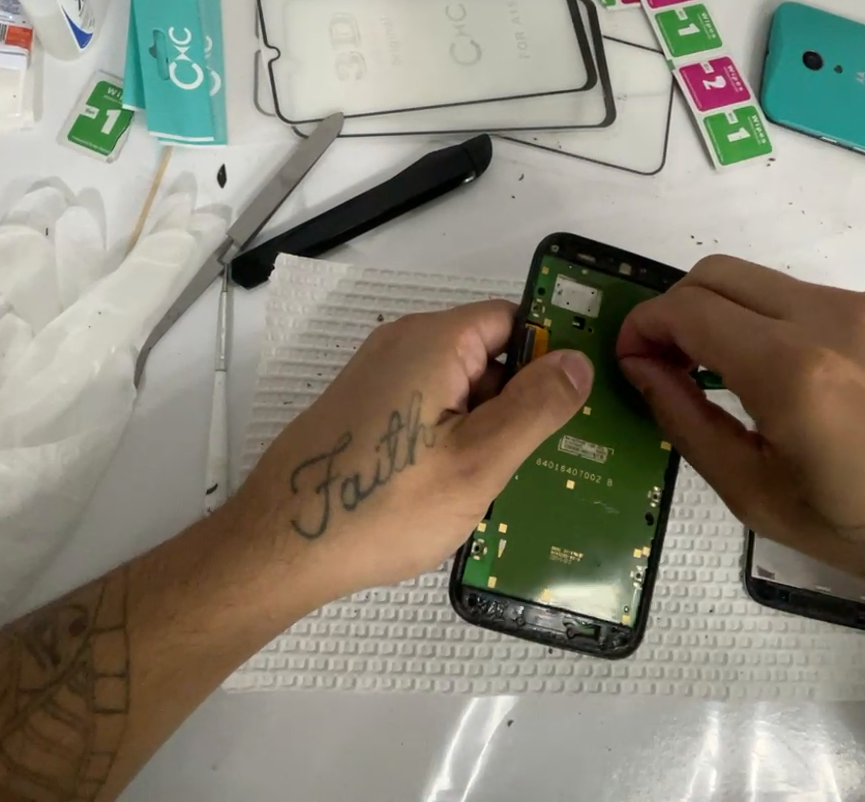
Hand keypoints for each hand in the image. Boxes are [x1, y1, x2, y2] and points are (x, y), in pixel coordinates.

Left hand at [226, 300, 593, 603]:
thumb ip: (535, 407)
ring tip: (521, 477)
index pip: (512, 319)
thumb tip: (579, 360)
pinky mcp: (366, 409)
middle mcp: (403, 345)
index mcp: (433, 340)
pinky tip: (469, 483)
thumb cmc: (384, 504)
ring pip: (459, 386)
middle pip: (486, 352)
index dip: (550, 352)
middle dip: (522, 397)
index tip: (584, 398)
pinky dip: (455, 435)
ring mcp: (379, 377)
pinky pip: (428, 407)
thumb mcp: (477, 461)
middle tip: (558, 453)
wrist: (281, 545)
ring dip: (489, 423)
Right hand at [615, 255, 864, 668]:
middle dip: (675, 312)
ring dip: (729, 318)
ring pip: (765, 284)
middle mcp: (834, 316)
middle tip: (671, 366)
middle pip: (715, 275)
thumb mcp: (765, 501)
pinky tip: (811, 385)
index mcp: (795, 371)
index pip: (682, 309)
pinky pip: (816, 300)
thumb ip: (688, 423)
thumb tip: (642, 369)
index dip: (641, 328)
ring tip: (741, 383)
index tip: (631, 360)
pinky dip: (782, 325)